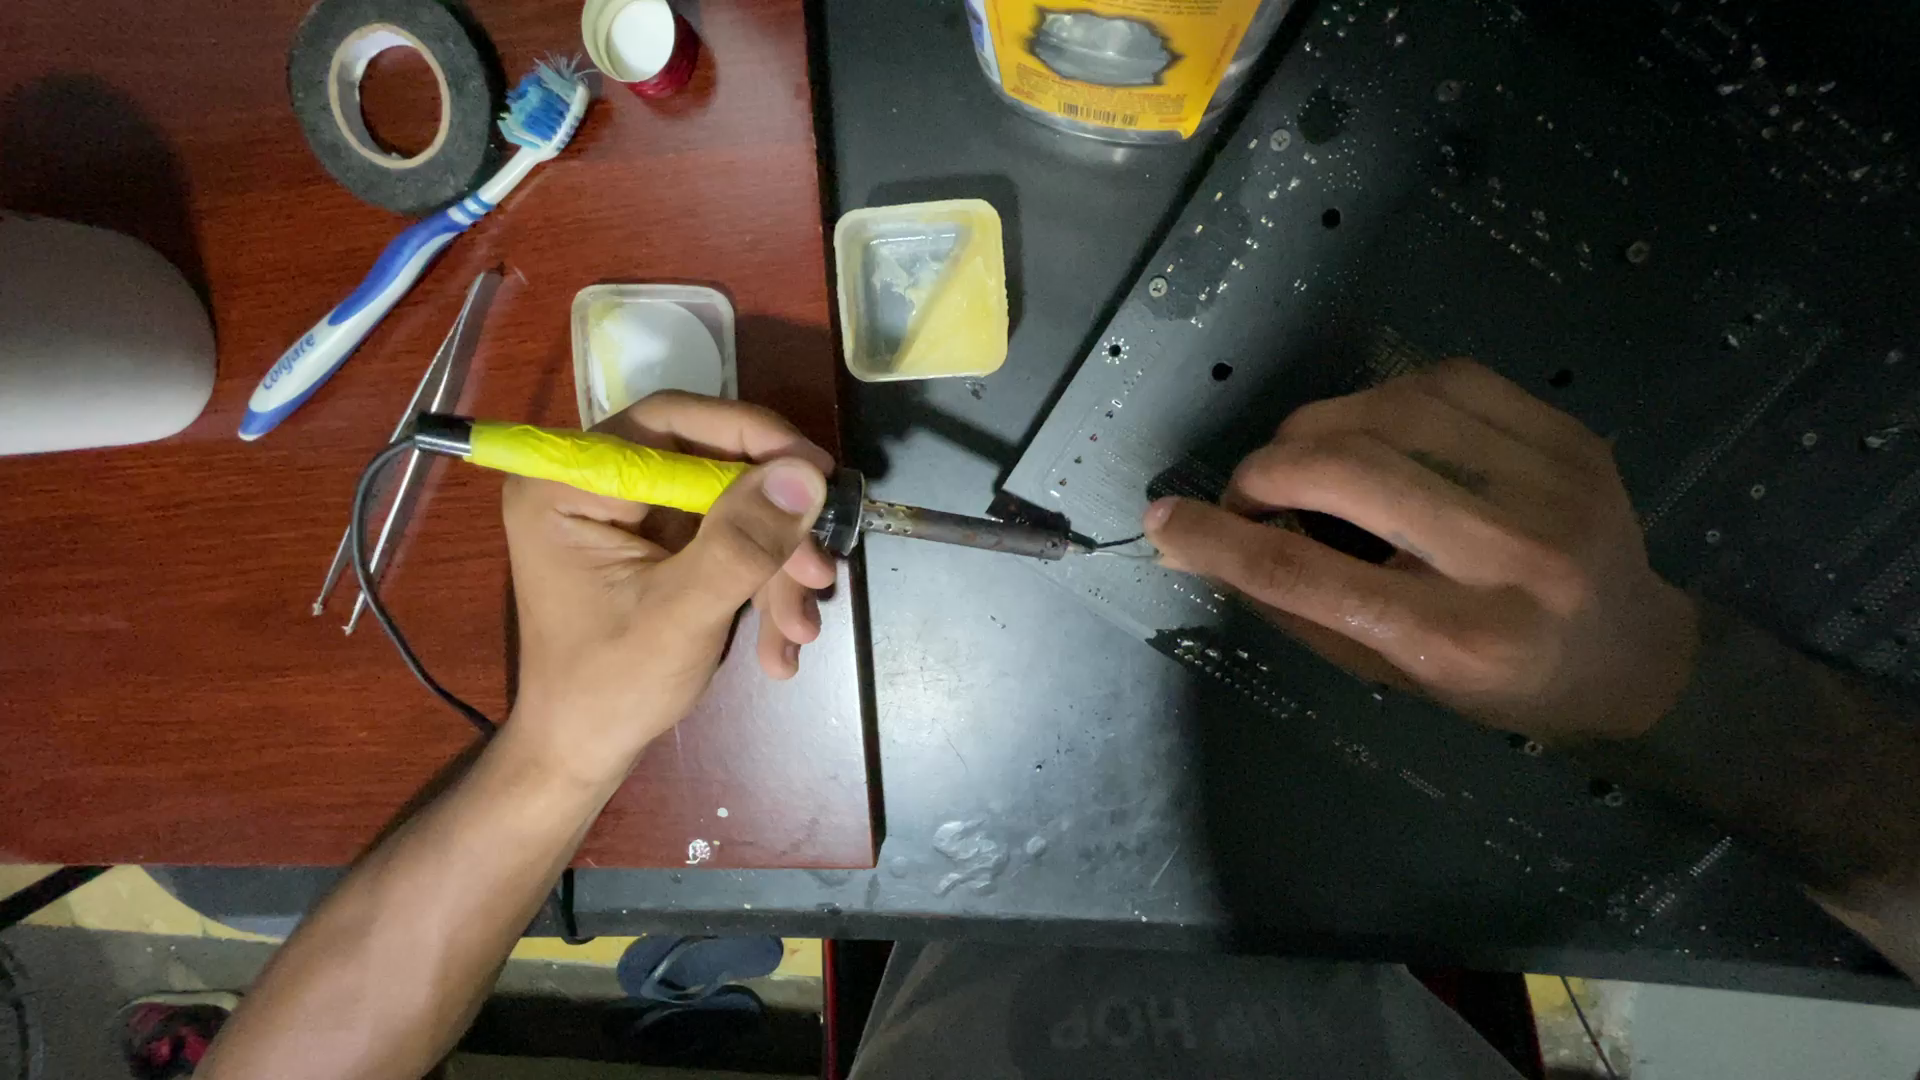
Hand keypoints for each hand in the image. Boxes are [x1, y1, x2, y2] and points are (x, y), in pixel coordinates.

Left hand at [501, 393, 836, 780]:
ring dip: (777, 570)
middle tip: (818, 572)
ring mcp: (642, 520)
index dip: (750, 436)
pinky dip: (764, 589)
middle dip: (774, 529)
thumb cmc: (608, 688)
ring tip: (798, 632)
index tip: (816, 472)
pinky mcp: (671, 549)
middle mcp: (606, 489)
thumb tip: (806, 476)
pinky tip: (779, 646)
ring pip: (737, 511)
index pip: (671, 422)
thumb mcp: (679, 615)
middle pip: (716, 468)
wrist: (586, 752)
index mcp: (573, 486)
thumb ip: (741, 544)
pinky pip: (735, 545)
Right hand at [1145, 360, 1697, 742]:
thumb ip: (1288, 603)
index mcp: (1454, 636)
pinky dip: (1372, 400)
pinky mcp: (1568, 432)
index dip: (1215, 538)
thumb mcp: (1379, 667)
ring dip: (1310, 431)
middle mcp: (1510, 555)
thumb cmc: (1487, 681)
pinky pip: (1437, 380)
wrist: (1630, 654)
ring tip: (1300, 464)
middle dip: (1263, 473)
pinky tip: (1367, 432)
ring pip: (1384, 411)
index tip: (1161, 519)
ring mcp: (1551, 482)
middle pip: (1343, 473)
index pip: (1302, 573)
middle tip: (1246, 496)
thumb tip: (1200, 544)